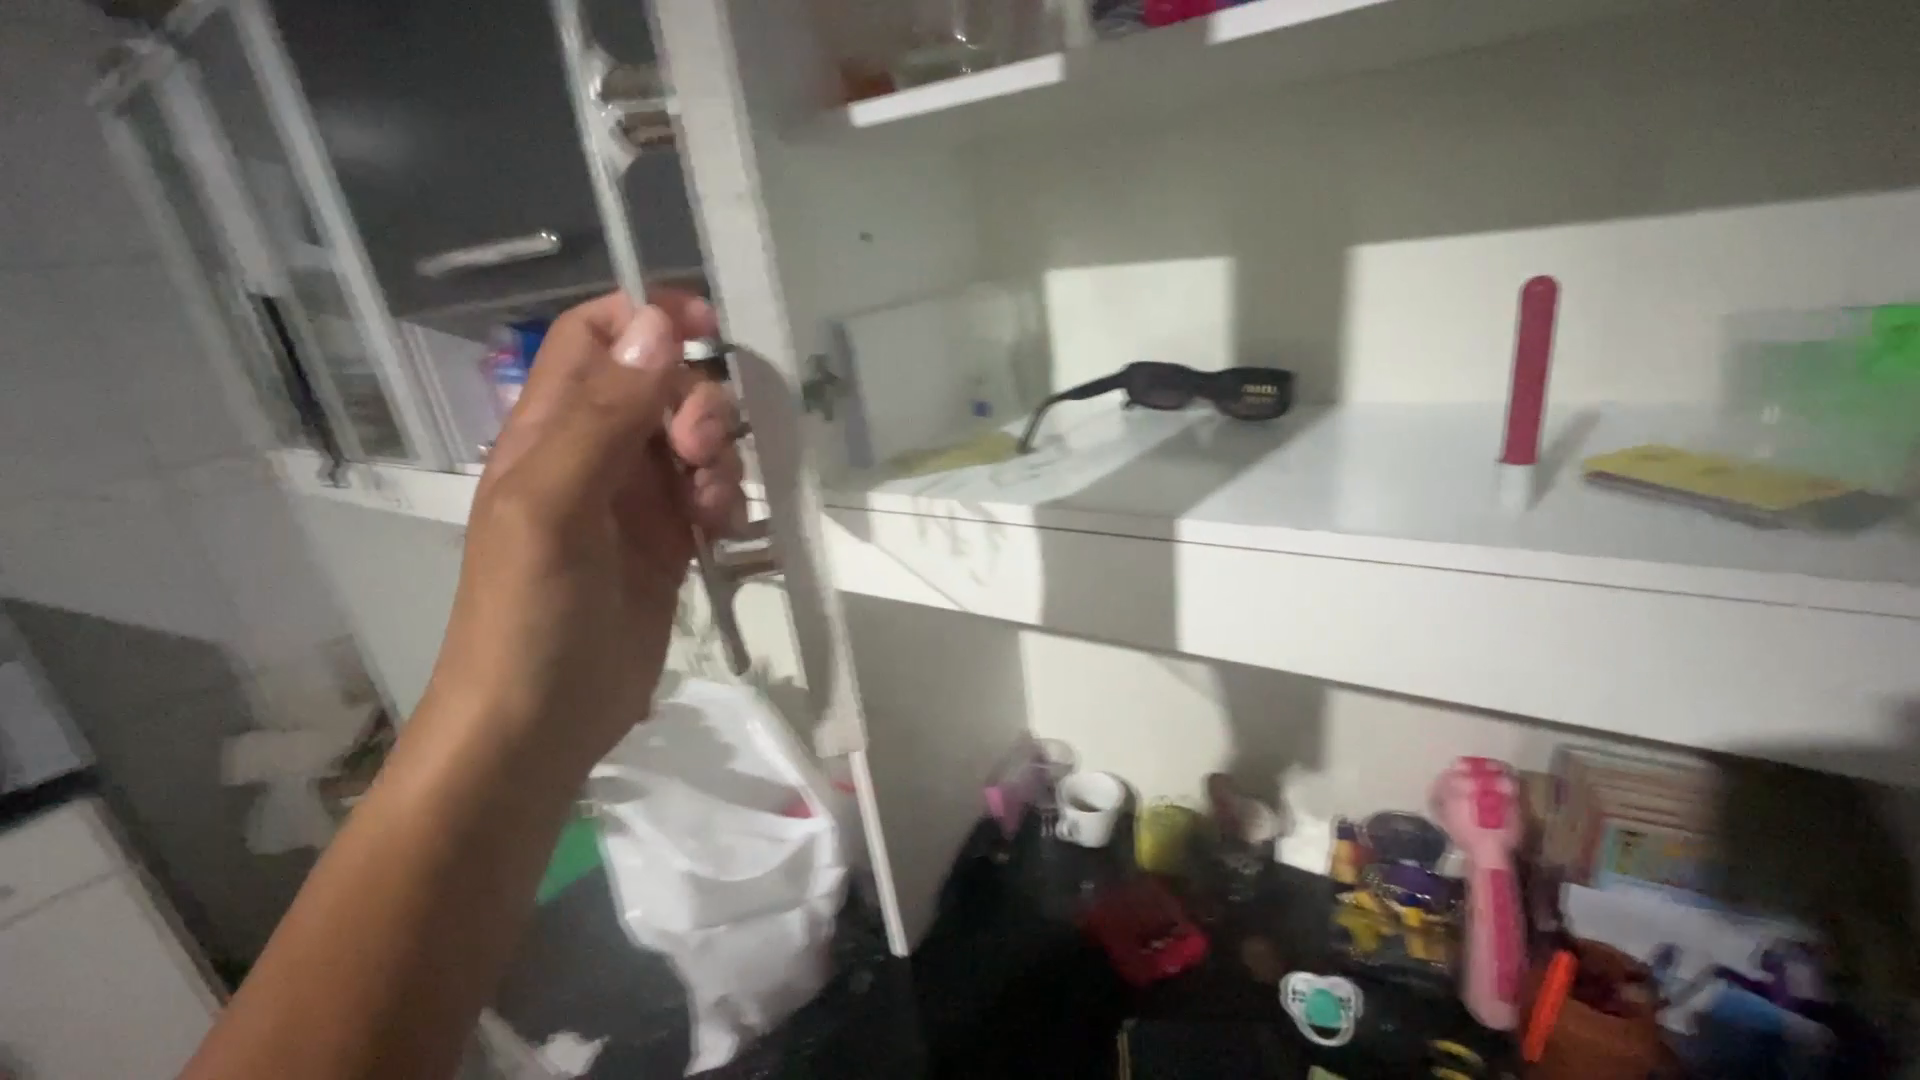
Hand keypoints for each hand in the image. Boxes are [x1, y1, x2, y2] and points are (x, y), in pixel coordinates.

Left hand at [421, 290, 740, 777]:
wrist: (539, 723)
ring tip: (711, 511)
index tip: (707, 330)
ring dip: (719, 458)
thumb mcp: (553, 504)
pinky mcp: (670, 542)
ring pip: (697, 438)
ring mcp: (635, 499)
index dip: (649, 317)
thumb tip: (657, 322)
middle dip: (698, 403)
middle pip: (664, 383)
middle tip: (699, 455)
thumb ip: (604, 413)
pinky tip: (720, 534)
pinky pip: (712, 492)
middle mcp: (594, 451)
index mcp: (549, 427)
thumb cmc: (527, 613)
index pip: (598, 335)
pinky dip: (727, 499)